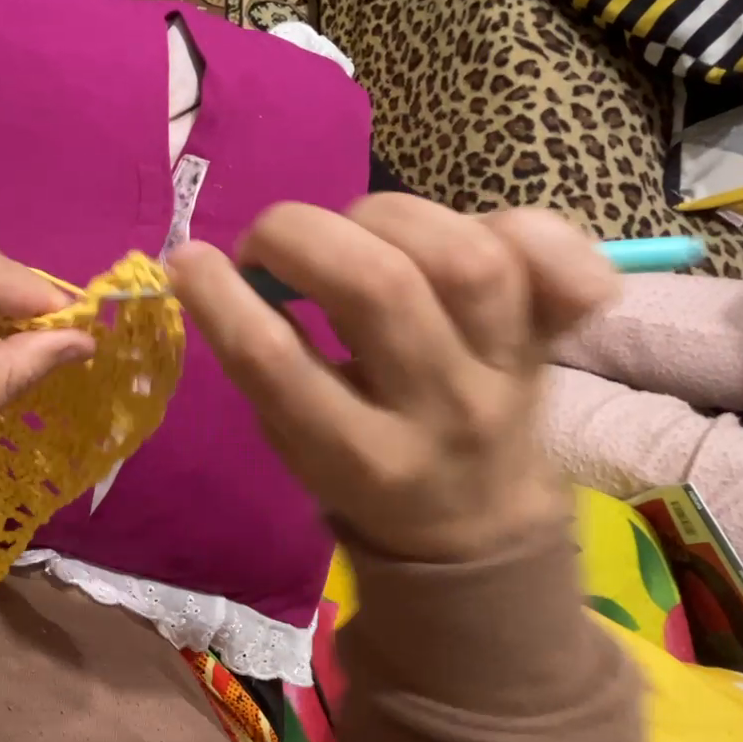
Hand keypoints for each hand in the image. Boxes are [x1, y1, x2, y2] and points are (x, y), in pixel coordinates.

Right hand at [168, 194, 618, 562]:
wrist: (474, 523)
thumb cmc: (355, 477)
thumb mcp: (289, 443)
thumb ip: (264, 366)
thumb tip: (226, 269)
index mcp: (355, 455)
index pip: (274, 360)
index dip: (218, 296)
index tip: (185, 260)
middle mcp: (440, 411)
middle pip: (377, 288)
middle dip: (296, 235)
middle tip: (265, 244)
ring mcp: (509, 369)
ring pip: (462, 256)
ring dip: (381, 218)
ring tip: (349, 233)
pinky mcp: (557, 336)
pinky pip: (556, 258)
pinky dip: (508, 224)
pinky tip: (456, 235)